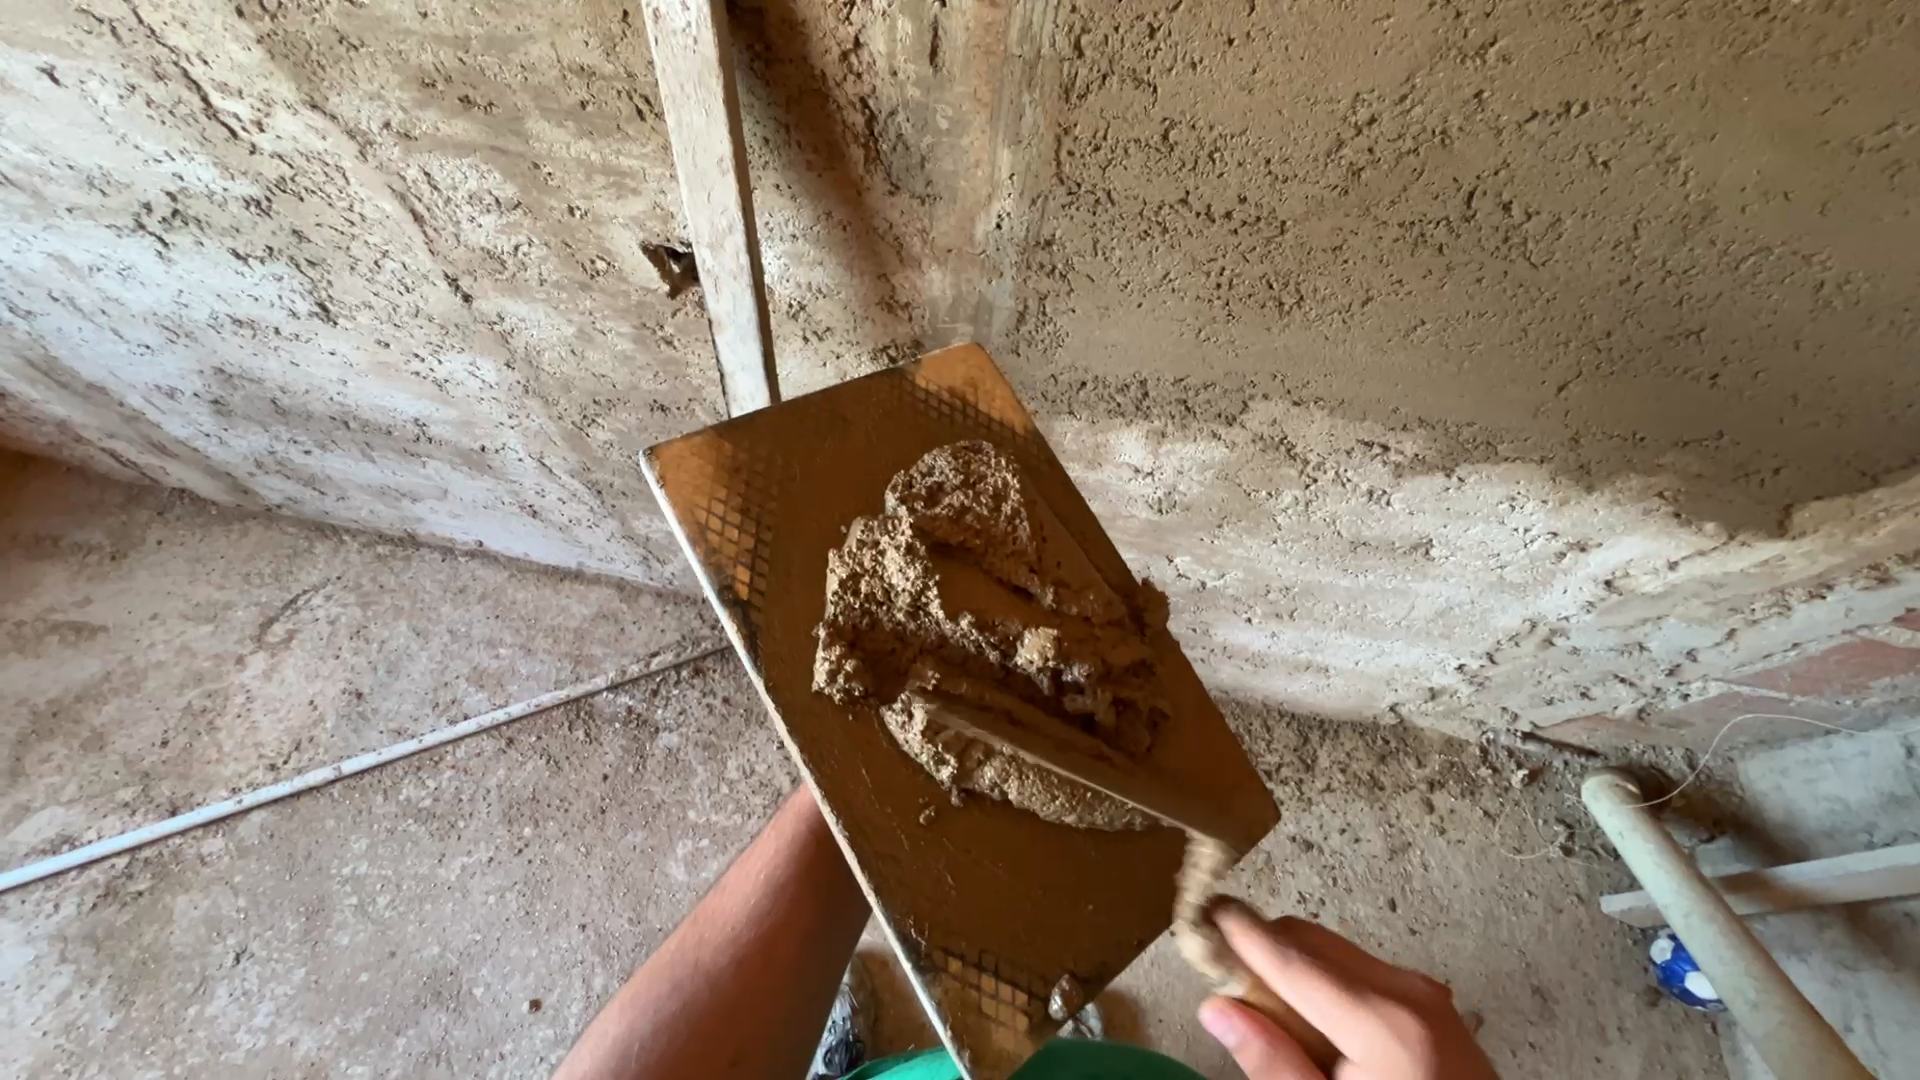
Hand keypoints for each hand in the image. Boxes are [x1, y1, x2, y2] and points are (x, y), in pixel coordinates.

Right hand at [1197, 904, 1499, 1079]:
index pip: (1289, 958)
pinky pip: (1356, 967)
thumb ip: (1274, 1066)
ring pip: (1329, 948)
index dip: (1239, 931)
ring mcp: (1425, 993)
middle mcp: (1407, 992)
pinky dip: (1323, 980)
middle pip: (1307, 939)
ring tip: (1276, 1016)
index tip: (1200, 907)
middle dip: (1261, 950)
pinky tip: (1318, 1025)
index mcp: (1383, 1026)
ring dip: (1291, 965)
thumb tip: (1215, 1008)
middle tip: (1228, 982)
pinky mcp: (1432, 1002)